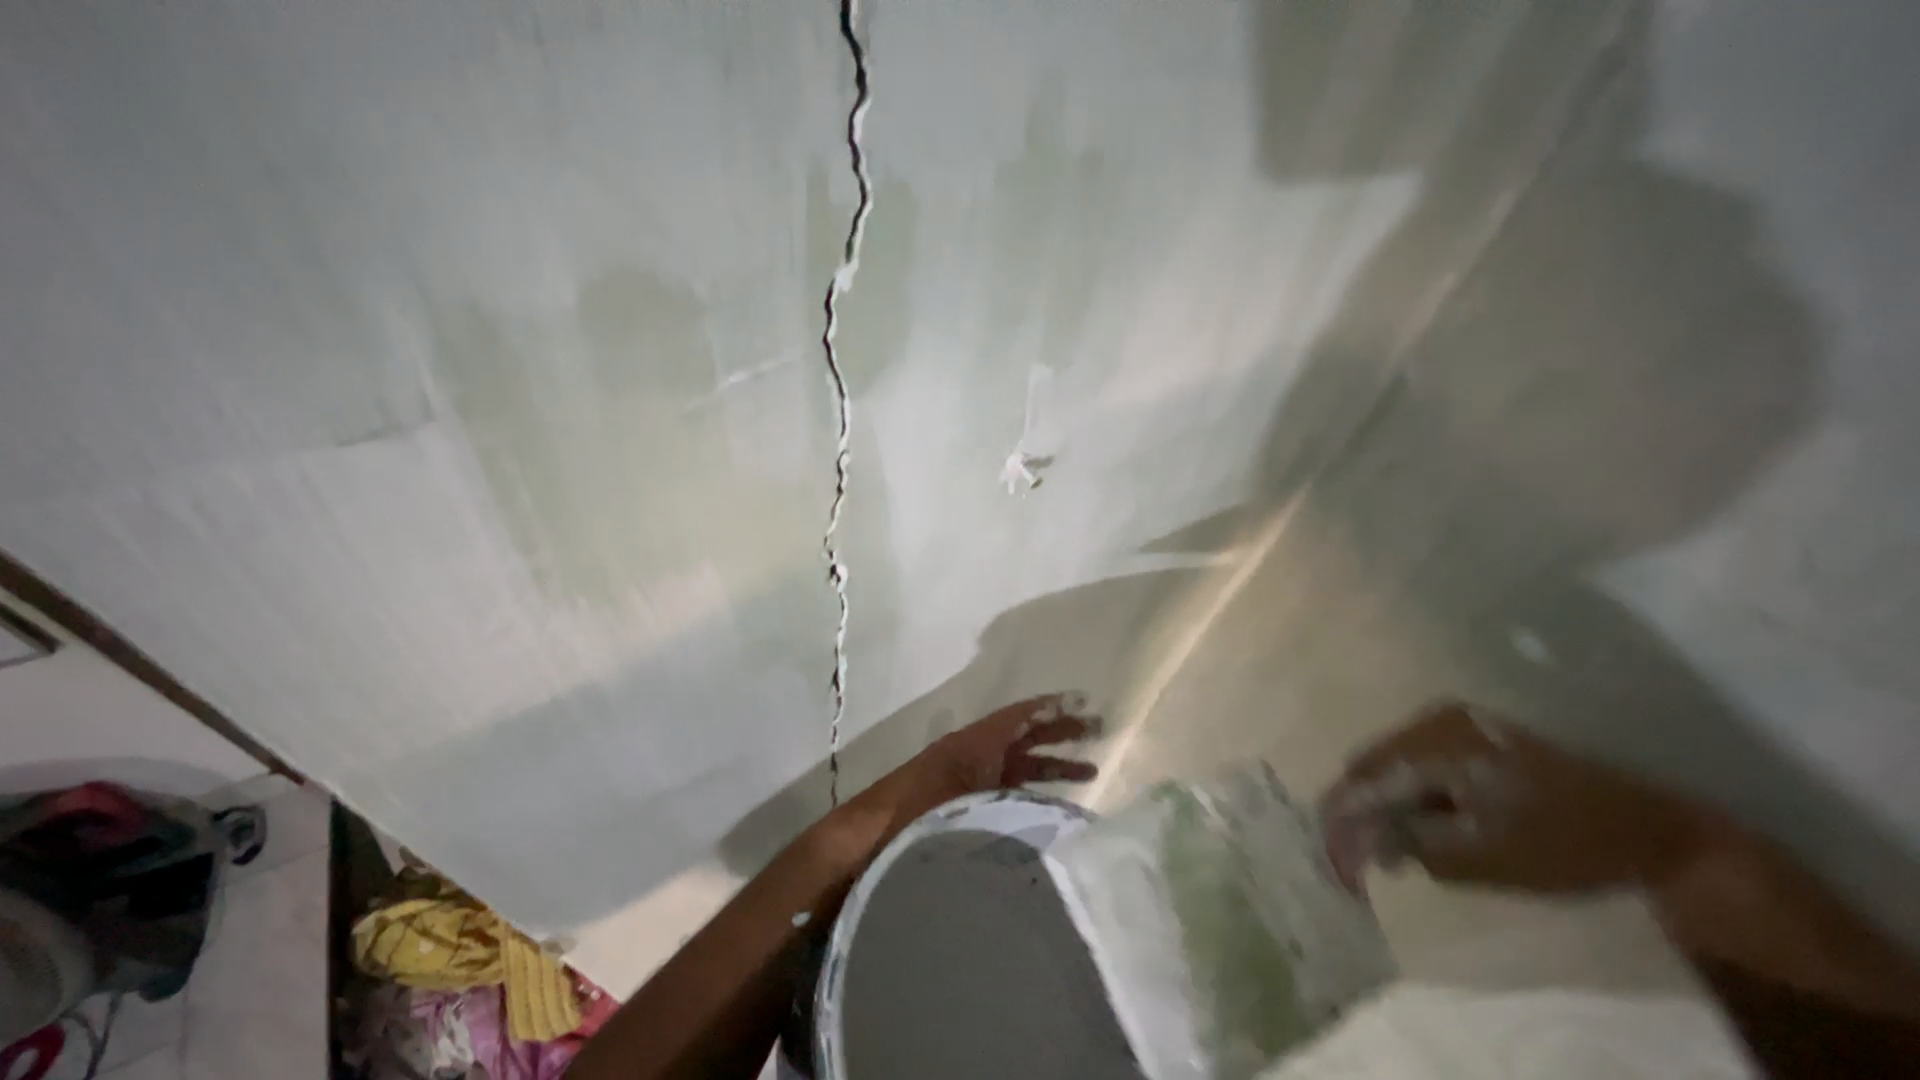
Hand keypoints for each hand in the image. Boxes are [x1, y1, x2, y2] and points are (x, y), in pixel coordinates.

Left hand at [913, 692, 1100, 801]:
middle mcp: (978, 757)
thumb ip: (1007, 795)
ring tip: (1091, 771)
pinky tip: (1056, 808)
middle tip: (1100, 730)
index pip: (1019, 717)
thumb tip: (1050, 813)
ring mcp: (973, 783)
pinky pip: (1010, 792)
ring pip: (1022, 767)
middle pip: (1025, 738)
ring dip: (1054, 766)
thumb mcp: (961, 794)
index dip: (1051, 708)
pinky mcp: (968, 807)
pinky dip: (1035, 794)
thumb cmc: (915, 809)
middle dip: (1061, 732)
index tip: (1083, 702)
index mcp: (976, 743)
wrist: (873, 838)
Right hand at [1320, 702, 1710, 897]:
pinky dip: (1412, 792)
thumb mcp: (1476, 857)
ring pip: (1394, 763)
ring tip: (1394, 848)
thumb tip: (1360, 840)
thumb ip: (1406, 843)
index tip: (1338, 865)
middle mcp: (1436, 718)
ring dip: (1386, 803)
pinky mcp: (1478, 733)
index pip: (1360, 782)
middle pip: (1370, 766)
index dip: (1341, 825)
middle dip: (1360, 812)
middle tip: (1365, 861)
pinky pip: (1421, 760)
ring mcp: (1458, 721)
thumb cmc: (1563, 846)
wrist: (1653, 832)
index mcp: (1434, 743)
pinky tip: (1423, 823)